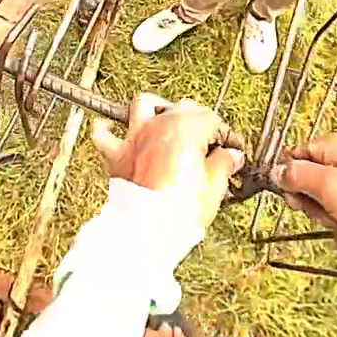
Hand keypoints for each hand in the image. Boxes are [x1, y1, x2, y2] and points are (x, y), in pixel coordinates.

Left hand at [91, 95, 242, 229]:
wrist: (147, 231)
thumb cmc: (180, 210)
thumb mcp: (214, 186)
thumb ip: (224, 163)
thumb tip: (231, 155)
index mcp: (186, 129)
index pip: (212, 120)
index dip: (226, 135)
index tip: (232, 149)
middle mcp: (159, 125)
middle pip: (183, 109)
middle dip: (199, 122)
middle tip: (210, 143)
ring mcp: (136, 138)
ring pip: (145, 104)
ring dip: (157, 108)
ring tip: (167, 117)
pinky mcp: (118, 155)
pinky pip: (104, 134)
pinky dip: (107, 128)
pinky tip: (109, 125)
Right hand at [272, 133, 336, 251]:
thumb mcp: (327, 185)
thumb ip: (297, 174)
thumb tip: (276, 170)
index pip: (297, 153)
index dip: (290, 175)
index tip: (292, 194)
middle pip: (309, 177)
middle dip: (311, 200)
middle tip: (322, 210)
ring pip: (324, 198)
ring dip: (327, 214)